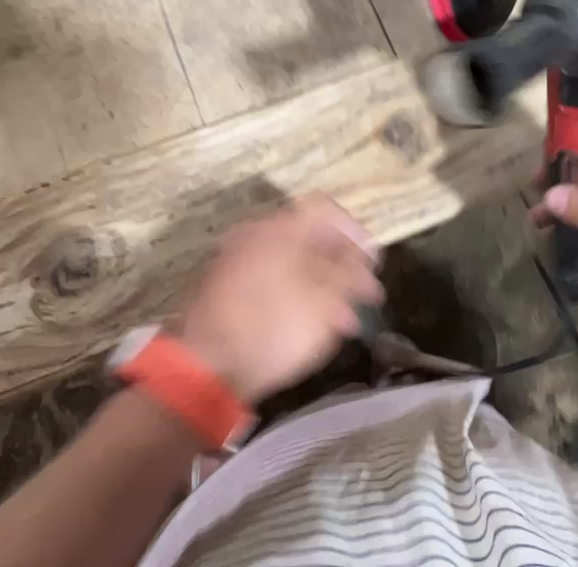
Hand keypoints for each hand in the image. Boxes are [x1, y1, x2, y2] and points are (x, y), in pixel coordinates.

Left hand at [179, 195, 381, 404]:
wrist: (205, 368)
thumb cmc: (272, 329)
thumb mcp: (324, 303)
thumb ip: (349, 272)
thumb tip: (363, 251)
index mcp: (281, 228)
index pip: (326, 209)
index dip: (355, 231)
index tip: (372, 263)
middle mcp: (257, 234)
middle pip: (310, 237)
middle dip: (342, 265)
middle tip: (365, 297)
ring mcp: (239, 260)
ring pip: (293, 262)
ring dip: (324, 286)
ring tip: (345, 322)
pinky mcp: (229, 288)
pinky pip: (273, 281)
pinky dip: (297, 296)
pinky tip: (312, 327)